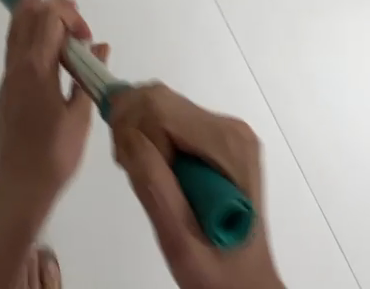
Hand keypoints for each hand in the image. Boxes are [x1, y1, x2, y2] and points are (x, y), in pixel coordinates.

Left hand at [0, 0, 108, 217]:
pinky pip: (13, 49)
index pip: (49, 19)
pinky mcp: (5, 91)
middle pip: (26, 18)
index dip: (69, 15)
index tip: (87, 36)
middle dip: (46, 3)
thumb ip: (87, 78)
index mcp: (37, 68)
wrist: (18, 185)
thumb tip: (99, 46)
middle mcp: (18, 66)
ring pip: (14, 32)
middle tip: (70, 3)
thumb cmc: (54, 155)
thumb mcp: (80, 118)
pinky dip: (24, 33)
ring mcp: (8, 78)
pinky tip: (36, 41)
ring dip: (28, 12)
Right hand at [111, 85, 282, 288]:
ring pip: (160, 103)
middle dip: (131, 127)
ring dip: (137, 131)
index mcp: (228, 148)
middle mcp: (231, 129)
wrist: (245, 287)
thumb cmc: (216, 273)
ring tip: (140, 172)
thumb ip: (154, 186)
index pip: (160, 108)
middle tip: (127, 168)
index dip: (132, 129)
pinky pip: (167, 116)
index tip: (125, 166)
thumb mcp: (179, 240)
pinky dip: (148, 135)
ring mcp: (225, 131)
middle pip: (160, 99)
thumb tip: (127, 134)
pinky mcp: (216, 137)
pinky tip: (153, 167)